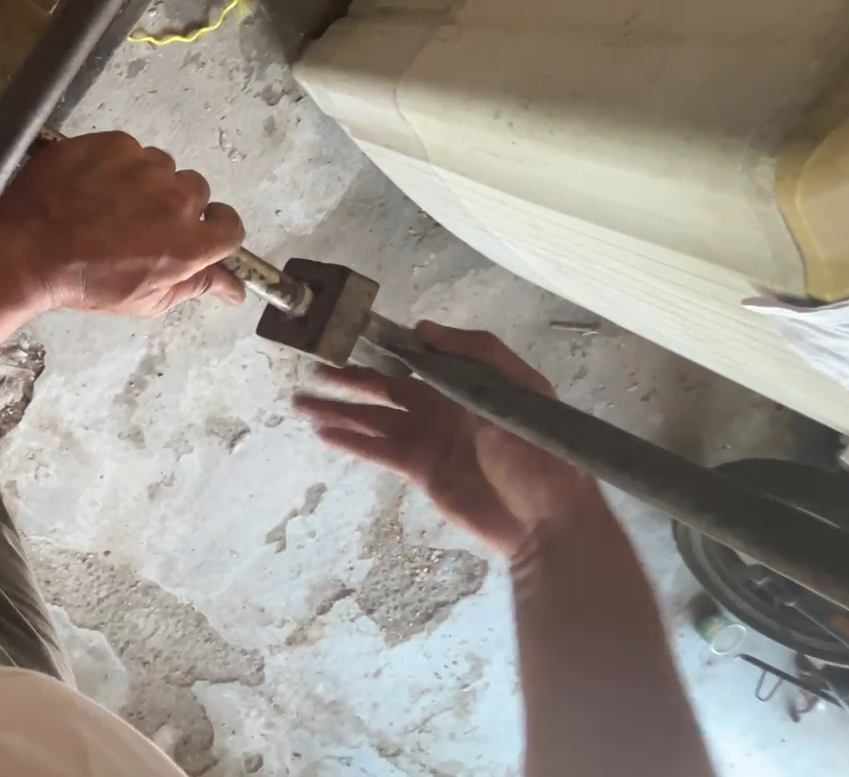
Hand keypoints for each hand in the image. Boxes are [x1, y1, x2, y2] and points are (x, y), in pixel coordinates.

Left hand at [0, 131, 246, 316]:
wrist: (26, 251)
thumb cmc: (85, 283)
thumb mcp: (145, 299)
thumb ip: (194, 286)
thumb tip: (234, 288)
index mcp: (189, 242)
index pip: (229, 225)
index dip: (213, 228)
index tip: (193, 232)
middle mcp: (175, 198)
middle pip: (195, 191)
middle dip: (173, 205)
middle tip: (136, 222)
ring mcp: (143, 166)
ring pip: (160, 167)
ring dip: (143, 182)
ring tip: (107, 203)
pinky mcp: (112, 144)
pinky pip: (127, 150)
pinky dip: (114, 164)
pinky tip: (89, 186)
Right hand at [295, 322, 603, 555]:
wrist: (548, 521)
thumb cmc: (540, 452)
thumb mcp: (518, 391)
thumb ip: (475, 352)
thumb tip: (422, 328)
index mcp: (463, 383)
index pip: (416, 357)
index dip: (383, 347)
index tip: (351, 336)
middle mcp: (439, 405)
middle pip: (383, 386)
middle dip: (347, 379)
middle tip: (313, 371)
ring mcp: (425, 437)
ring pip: (371, 417)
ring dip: (337, 410)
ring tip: (300, 403)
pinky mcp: (417, 467)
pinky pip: (376, 448)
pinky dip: (349, 440)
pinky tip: (322, 432)